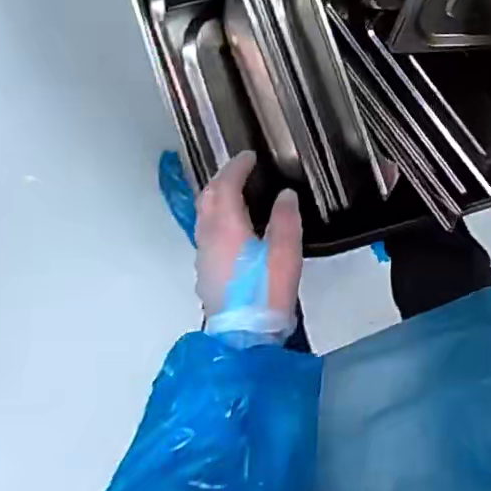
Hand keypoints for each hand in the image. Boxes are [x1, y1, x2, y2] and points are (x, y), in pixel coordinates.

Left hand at [194, 151, 302, 346]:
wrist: (245, 335)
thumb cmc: (267, 289)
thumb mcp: (287, 249)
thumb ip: (286, 218)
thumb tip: (284, 195)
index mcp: (227, 229)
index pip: (224, 188)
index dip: (235, 168)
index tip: (249, 156)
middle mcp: (208, 238)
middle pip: (207, 199)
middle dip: (222, 179)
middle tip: (241, 168)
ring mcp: (204, 256)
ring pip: (203, 215)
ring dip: (217, 196)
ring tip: (238, 189)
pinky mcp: (206, 271)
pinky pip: (207, 230)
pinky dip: (217, 215)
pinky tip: (234, 221)